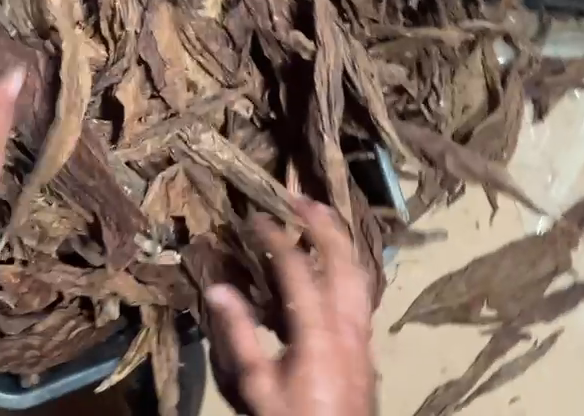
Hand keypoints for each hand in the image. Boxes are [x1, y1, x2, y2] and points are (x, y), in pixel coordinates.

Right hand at [205, 199, 377, 415]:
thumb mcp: (258, 384)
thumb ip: (240, 334)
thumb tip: (217, 287)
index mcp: (317, 330)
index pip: (297, 267)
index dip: (276, 237)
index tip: (257, 217)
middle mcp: (346, 323)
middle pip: (341, 259)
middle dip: (322, 224)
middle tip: (300, 199)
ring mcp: (362, 333)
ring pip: (358, 272)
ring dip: (340, 240)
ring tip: (322, 217)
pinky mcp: (367, 343)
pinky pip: (362, 290)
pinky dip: (348, 264)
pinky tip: (335, 260)